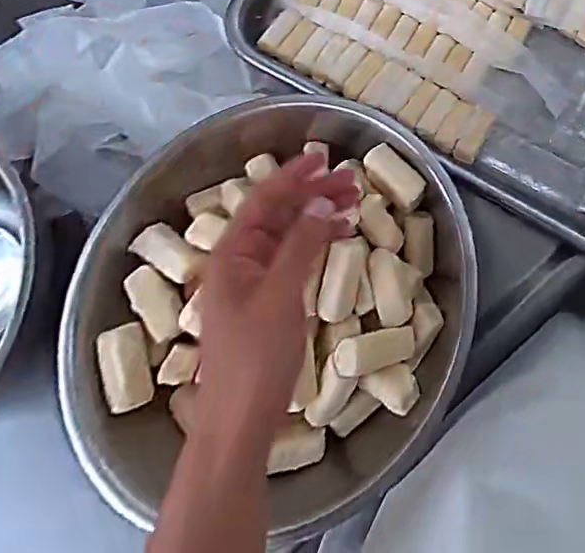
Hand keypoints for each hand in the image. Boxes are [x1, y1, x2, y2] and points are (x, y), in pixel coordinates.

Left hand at [194, 154, 358, 432]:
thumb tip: (320, 201)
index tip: (322, 157)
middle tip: (351, 180)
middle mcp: (240, 262)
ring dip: (318, 214)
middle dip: (313, 193)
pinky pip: (294, 257)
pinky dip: (317, 241)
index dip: (292, 176)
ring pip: (289, 233)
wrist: (238, 427)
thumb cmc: (254, 362)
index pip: (263, 201)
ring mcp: (254, 282)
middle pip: (278, 214)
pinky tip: (339, 234)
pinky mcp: (269, 301)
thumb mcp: (280, 296)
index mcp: (231, 256)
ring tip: (353, 200)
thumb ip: (300, 245)